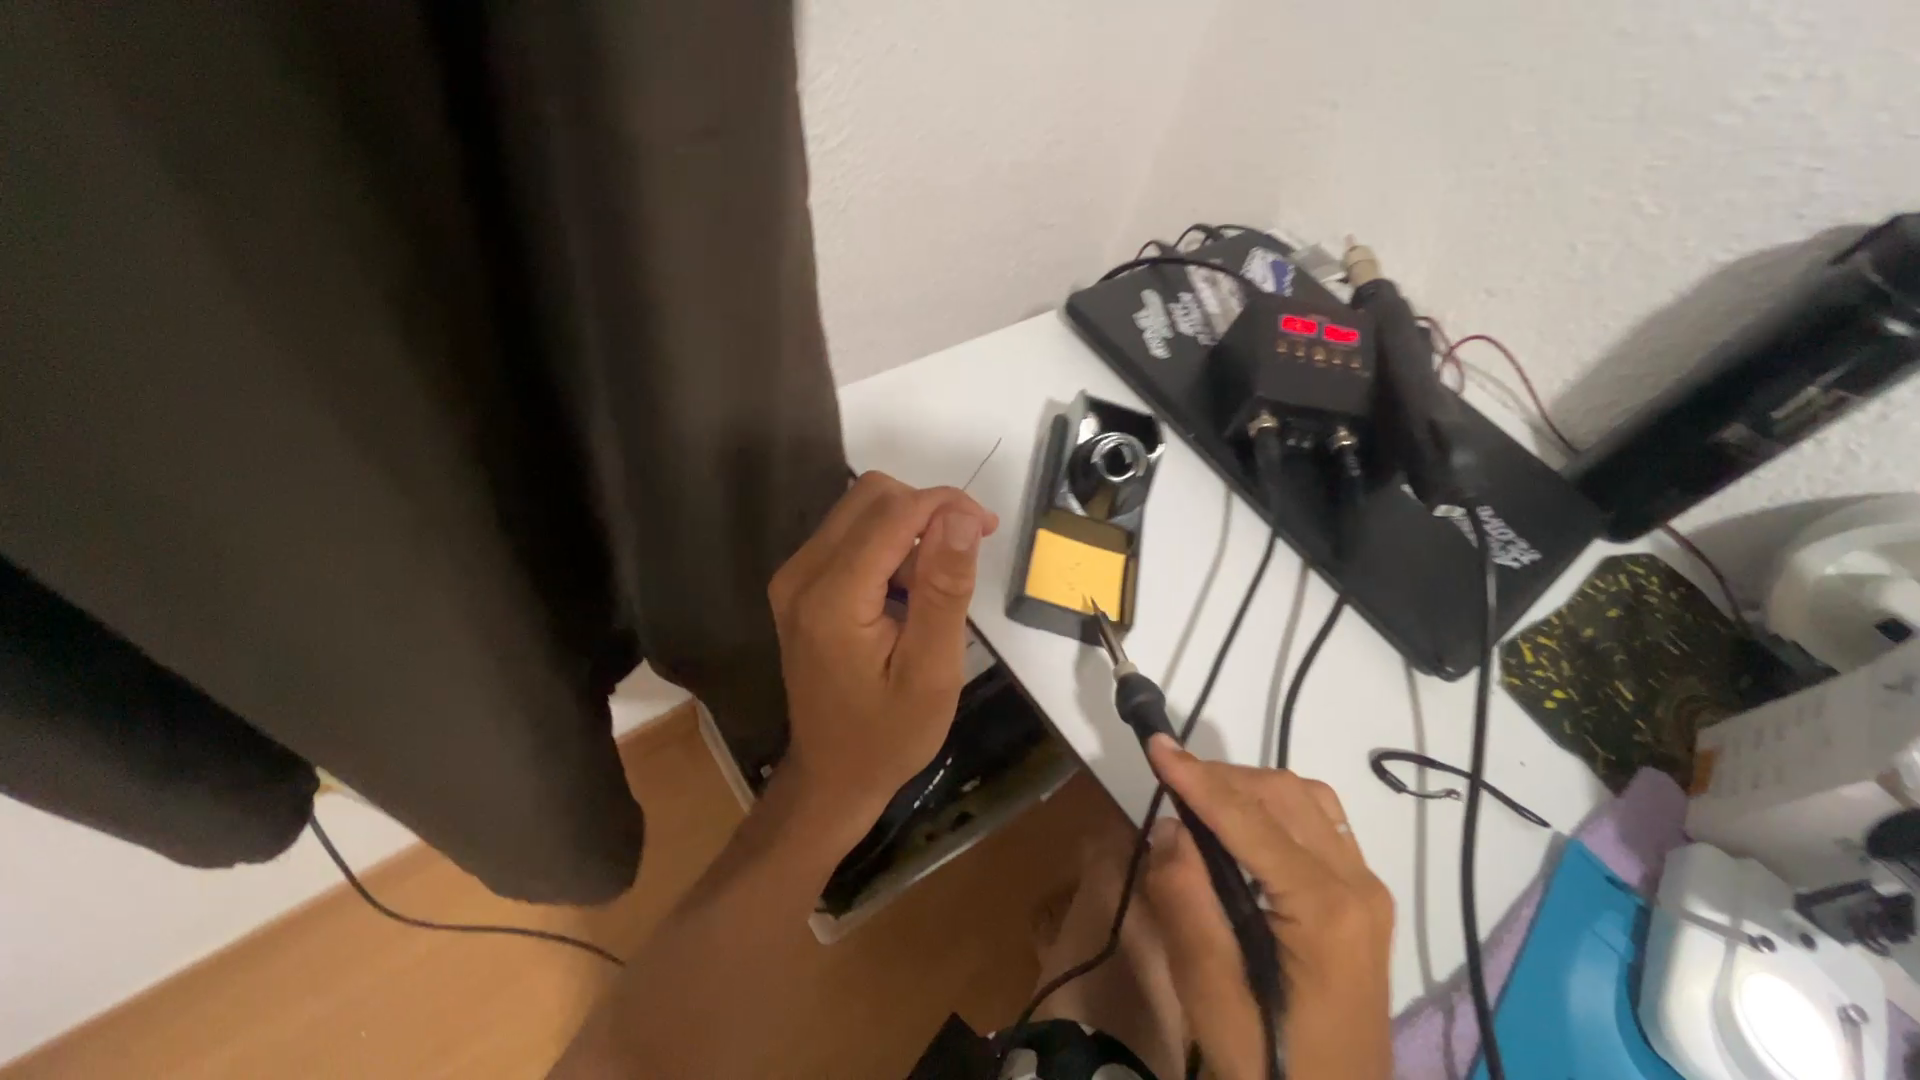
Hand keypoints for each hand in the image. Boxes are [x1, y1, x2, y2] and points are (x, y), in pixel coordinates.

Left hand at [767, 471, 998, 828]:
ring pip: (860, 510)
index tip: (987, 528)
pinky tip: (908, 592)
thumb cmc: (889, 734)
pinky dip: (889, 545)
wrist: (833, 775)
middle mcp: (801, 575)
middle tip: (966, 552)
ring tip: (936, 586)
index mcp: (832, 598)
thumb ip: (944, 589)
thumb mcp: (932, 670)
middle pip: (871, 497)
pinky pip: (849, 535)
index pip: (893, 513)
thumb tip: (959, 515)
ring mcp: (795, 578)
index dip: (945, 505)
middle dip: (927, 510)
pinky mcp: (799, 586)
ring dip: (909, 527)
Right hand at [1142, 736, 1393, 1079]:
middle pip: (1285, 795)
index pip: (1249, 818)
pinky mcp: (1364, 903)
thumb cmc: (1268, 1064)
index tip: (1155, 744)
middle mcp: (1357, 885)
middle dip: (1222, 778)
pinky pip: (1322, 825)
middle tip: (1169, 786)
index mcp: (1324, 908)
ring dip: (1251, 788)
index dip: (1197, 777)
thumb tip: (1170, 827)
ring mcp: (1367, 892)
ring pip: (1308, 801)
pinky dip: (1276, 809)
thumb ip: (1187, 901)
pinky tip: (1244, 829)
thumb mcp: (1210, 992)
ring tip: (1200, 802)